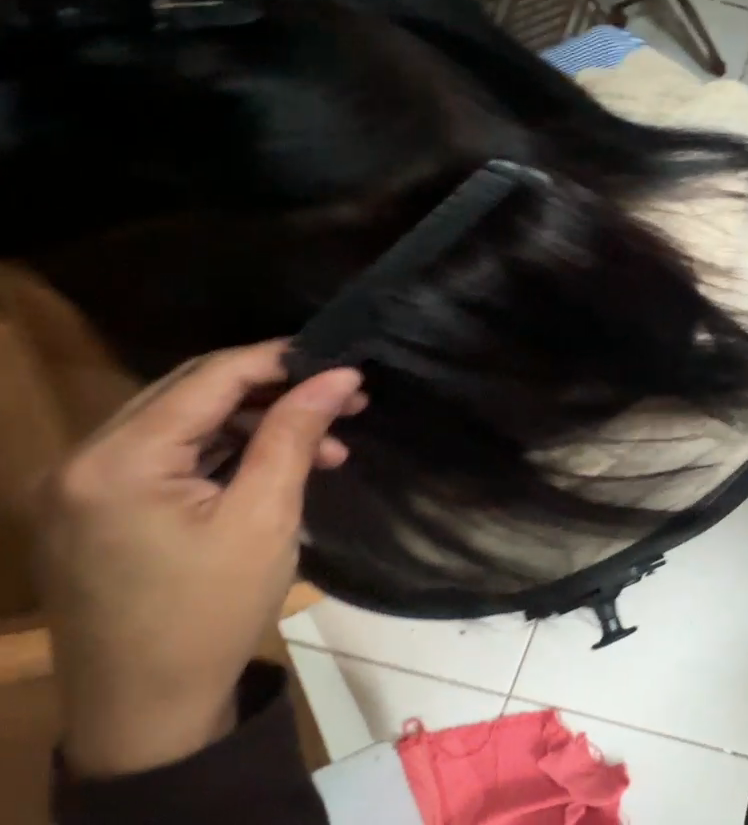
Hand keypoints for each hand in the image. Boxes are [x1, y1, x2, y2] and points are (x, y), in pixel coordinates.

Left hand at [35, 341, 363, 778]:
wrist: (147, 705)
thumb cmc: (211, 610)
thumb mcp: (265, 516)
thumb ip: (294, 434)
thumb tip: (339, 374)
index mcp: (116, 462)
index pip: (208, 379)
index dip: (282, 361)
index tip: (349, 364)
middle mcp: (81, 462)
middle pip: (190, 393)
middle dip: (274, 389)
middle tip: (347, 398)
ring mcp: (80, 487)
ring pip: (183, 422)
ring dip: (257, 422)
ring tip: (329, 442)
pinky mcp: (93, 510)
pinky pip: (167, 456)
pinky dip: (226, 451)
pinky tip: (281, 465)